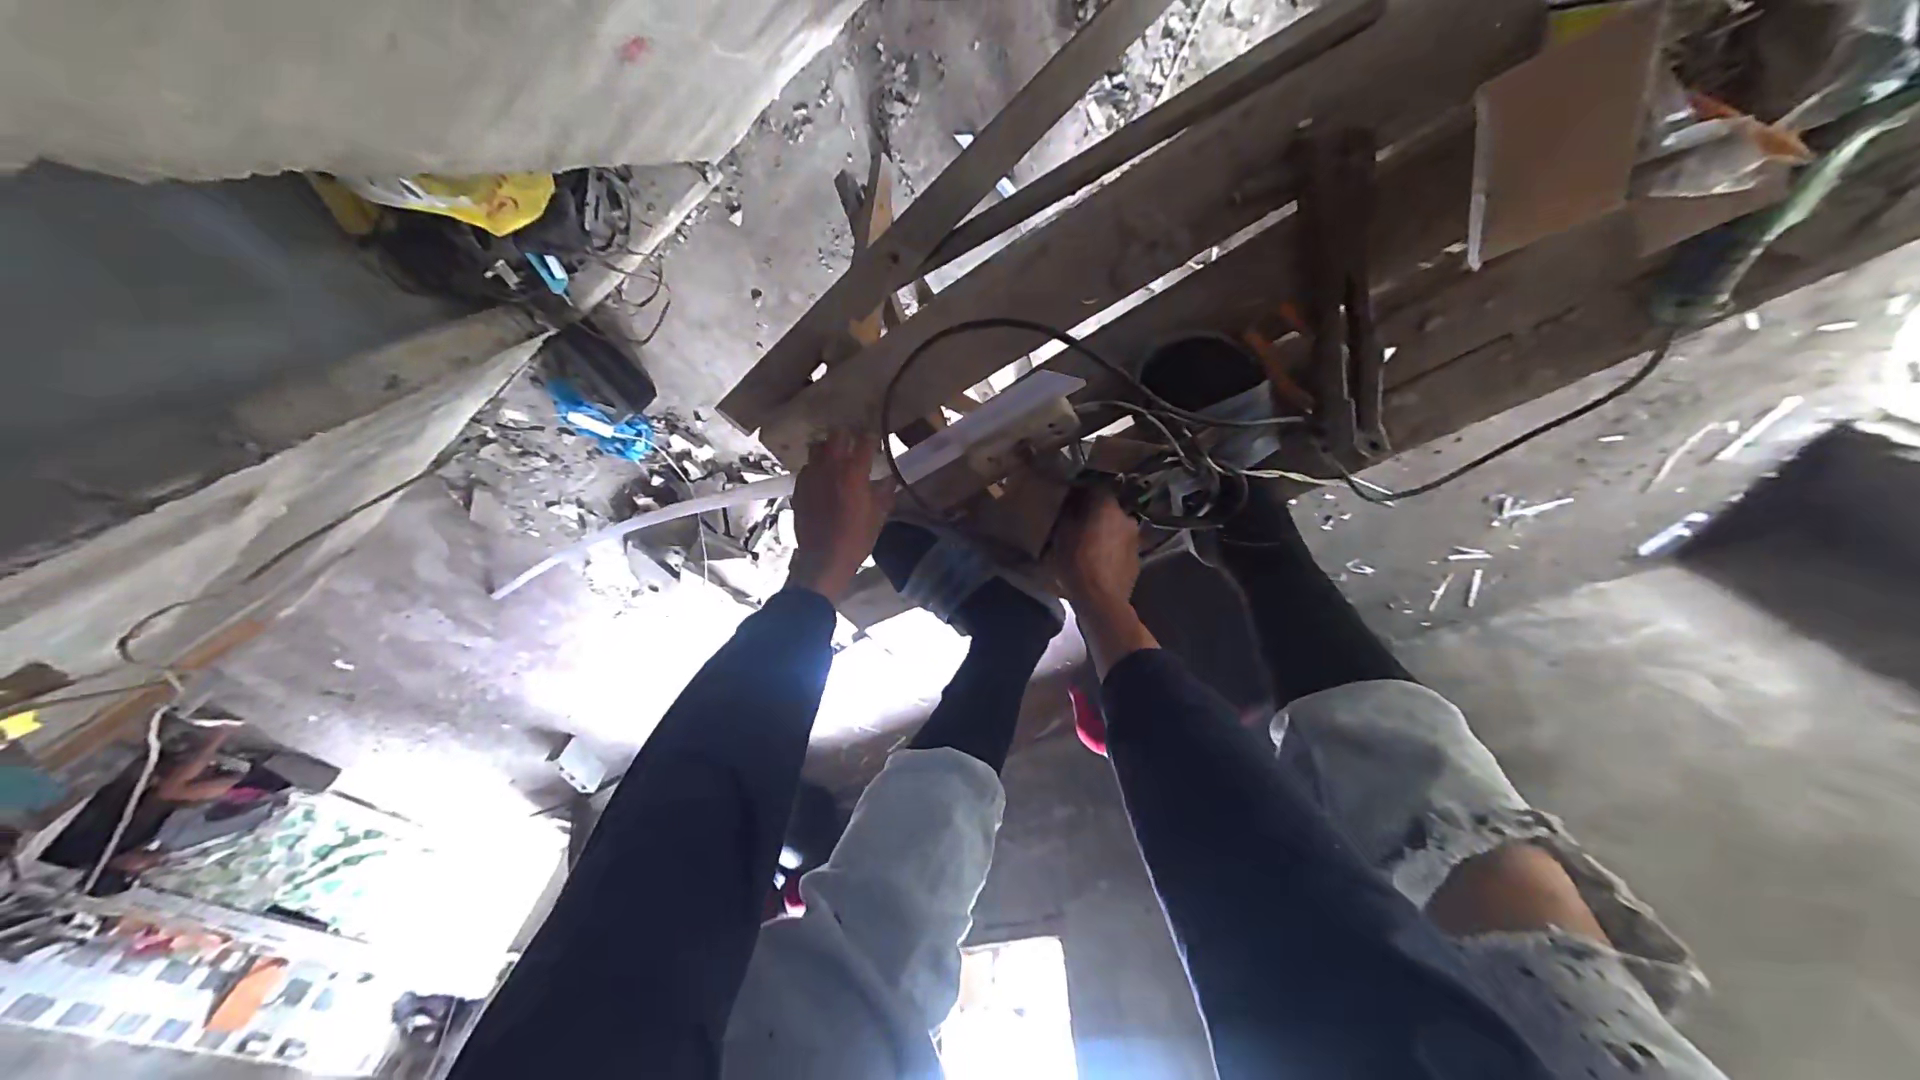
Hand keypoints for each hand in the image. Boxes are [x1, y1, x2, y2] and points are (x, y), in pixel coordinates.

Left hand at [786, 431, 895, 603]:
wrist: (824, 558)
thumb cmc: (856, 538)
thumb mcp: (879, 516)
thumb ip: (885, 492)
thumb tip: (889, 479)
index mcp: (854, 471)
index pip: (864, 440)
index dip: (872, 438)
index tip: (875, 442)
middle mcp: (830, 466)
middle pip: (837, 435)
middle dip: (847, 437)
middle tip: (855, 447)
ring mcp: (811, 475)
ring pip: (817, 447)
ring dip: (828, 449)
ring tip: (836, 460)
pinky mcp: (799, 487)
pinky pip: (807, 467)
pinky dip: (816, 468)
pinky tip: (822, 480)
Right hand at [1048, 486, 1156, 675]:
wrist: (1101, 601)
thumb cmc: (1077, 563)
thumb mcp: (1061, 534)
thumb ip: (1066, 512)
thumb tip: (1069, 499)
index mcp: (1107, 505)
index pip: (1095, 487)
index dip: (1080, 492)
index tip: (1069, 499)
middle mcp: (1126, 517)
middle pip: (1107, 508)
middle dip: (1094, 513)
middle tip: (1077, 523)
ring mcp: (1135, 539)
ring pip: (1116, 528)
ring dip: (1104, 532)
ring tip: (1088, 544)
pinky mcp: (1137, 559)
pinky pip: (1120, 547)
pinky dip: (1111, 550)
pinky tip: (1099, 561)